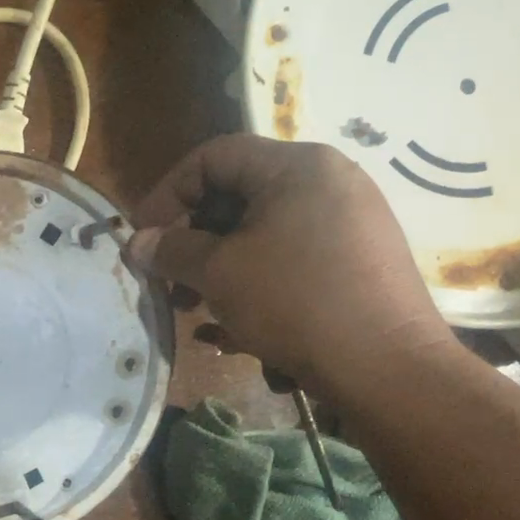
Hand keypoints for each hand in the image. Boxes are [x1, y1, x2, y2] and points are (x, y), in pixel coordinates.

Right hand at [125, 135, 457, 395]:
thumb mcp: (218, 273)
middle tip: (165, 280)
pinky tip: (234, 321)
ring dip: (215, 264)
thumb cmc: (293, 301)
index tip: (143, 238)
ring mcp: (347, 218)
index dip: (166, 194)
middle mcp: (327, 180)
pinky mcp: (355, 256)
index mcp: (296, 167)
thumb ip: (171, 251)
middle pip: (236, 193)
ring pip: (259, 229)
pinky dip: (251, 278)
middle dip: (189, 237)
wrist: (383, 362)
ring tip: (194, 308)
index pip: (212, 157)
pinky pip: (287, 254)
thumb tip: (136, 243)